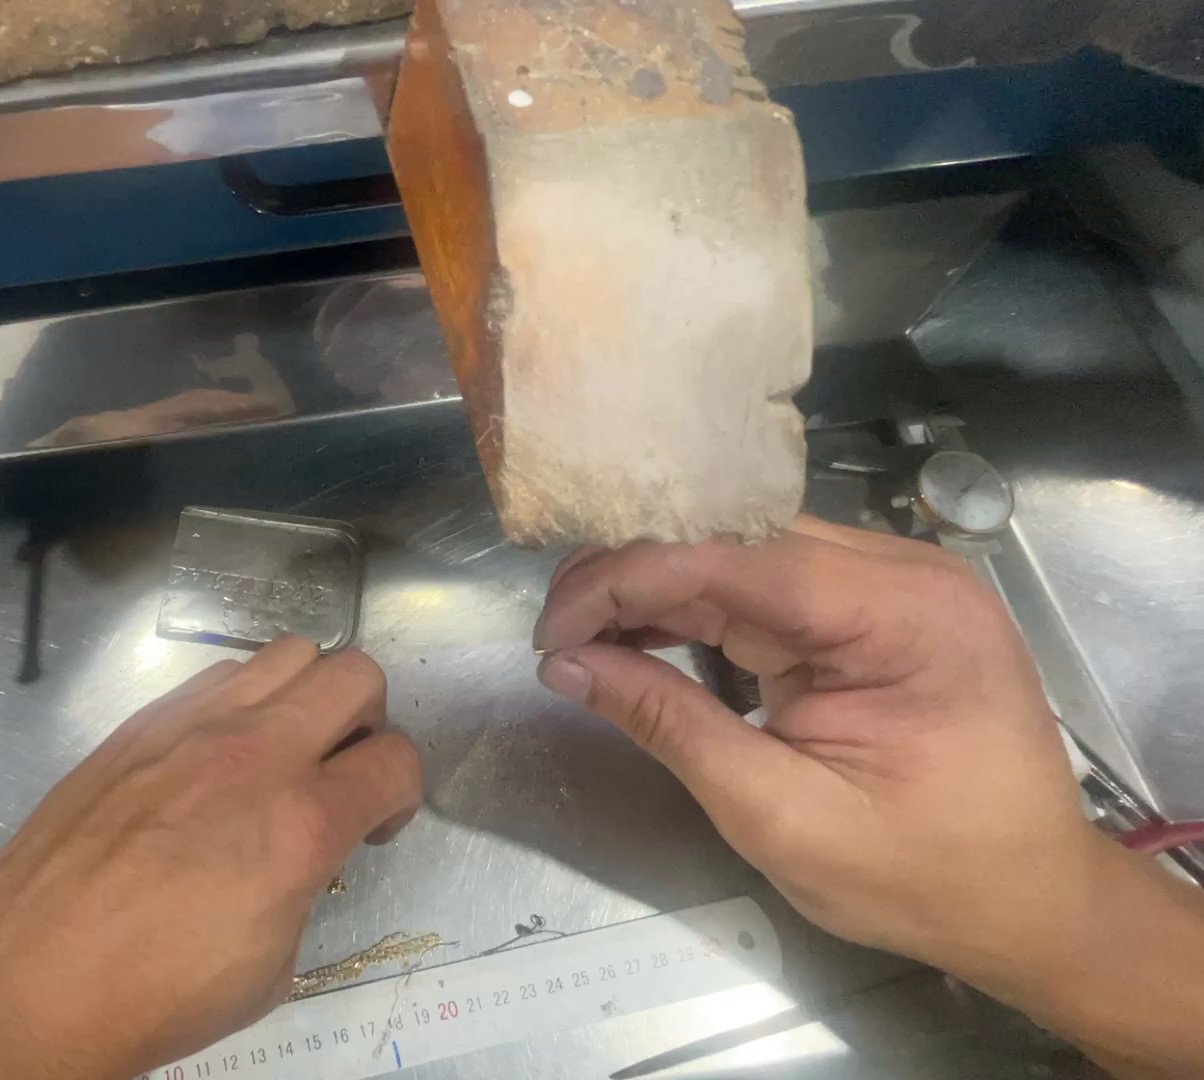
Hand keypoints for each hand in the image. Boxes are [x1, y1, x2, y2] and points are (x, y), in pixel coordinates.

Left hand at [0, 636, 422, 1079]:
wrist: (29, 971)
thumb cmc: (156, 989)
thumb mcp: (271, 962)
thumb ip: (310, 876)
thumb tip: (312, 839)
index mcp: (300, 822)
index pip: (397, 761)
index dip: (403, 790)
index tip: (375, 819)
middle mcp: (257, 750)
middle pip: (357, 673)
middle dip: (368, 719)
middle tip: (337, 768)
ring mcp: (196, 721)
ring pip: (290, 651)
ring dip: (306, 694)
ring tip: (279, 746)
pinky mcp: (146, 716)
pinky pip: (222, 674)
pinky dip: (244, 698)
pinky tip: (216, 748)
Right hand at [533, 518, 1203, 1077]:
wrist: (1028, 902)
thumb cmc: (922, 874)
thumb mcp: (777, 812)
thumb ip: (666, 722)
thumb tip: (563, 665)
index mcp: (897, 614)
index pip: (723, 557)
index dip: (618, 583)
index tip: (551, 637)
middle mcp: (887, 571)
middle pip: (716, 539)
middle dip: (617, 580)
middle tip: (555, 638)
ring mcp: (868, 580)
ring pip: (715, 549)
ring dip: (635, 589)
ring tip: (576, 637)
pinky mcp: (842, 601)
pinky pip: (734, 579)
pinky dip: (670, 605)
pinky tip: (625, 635)